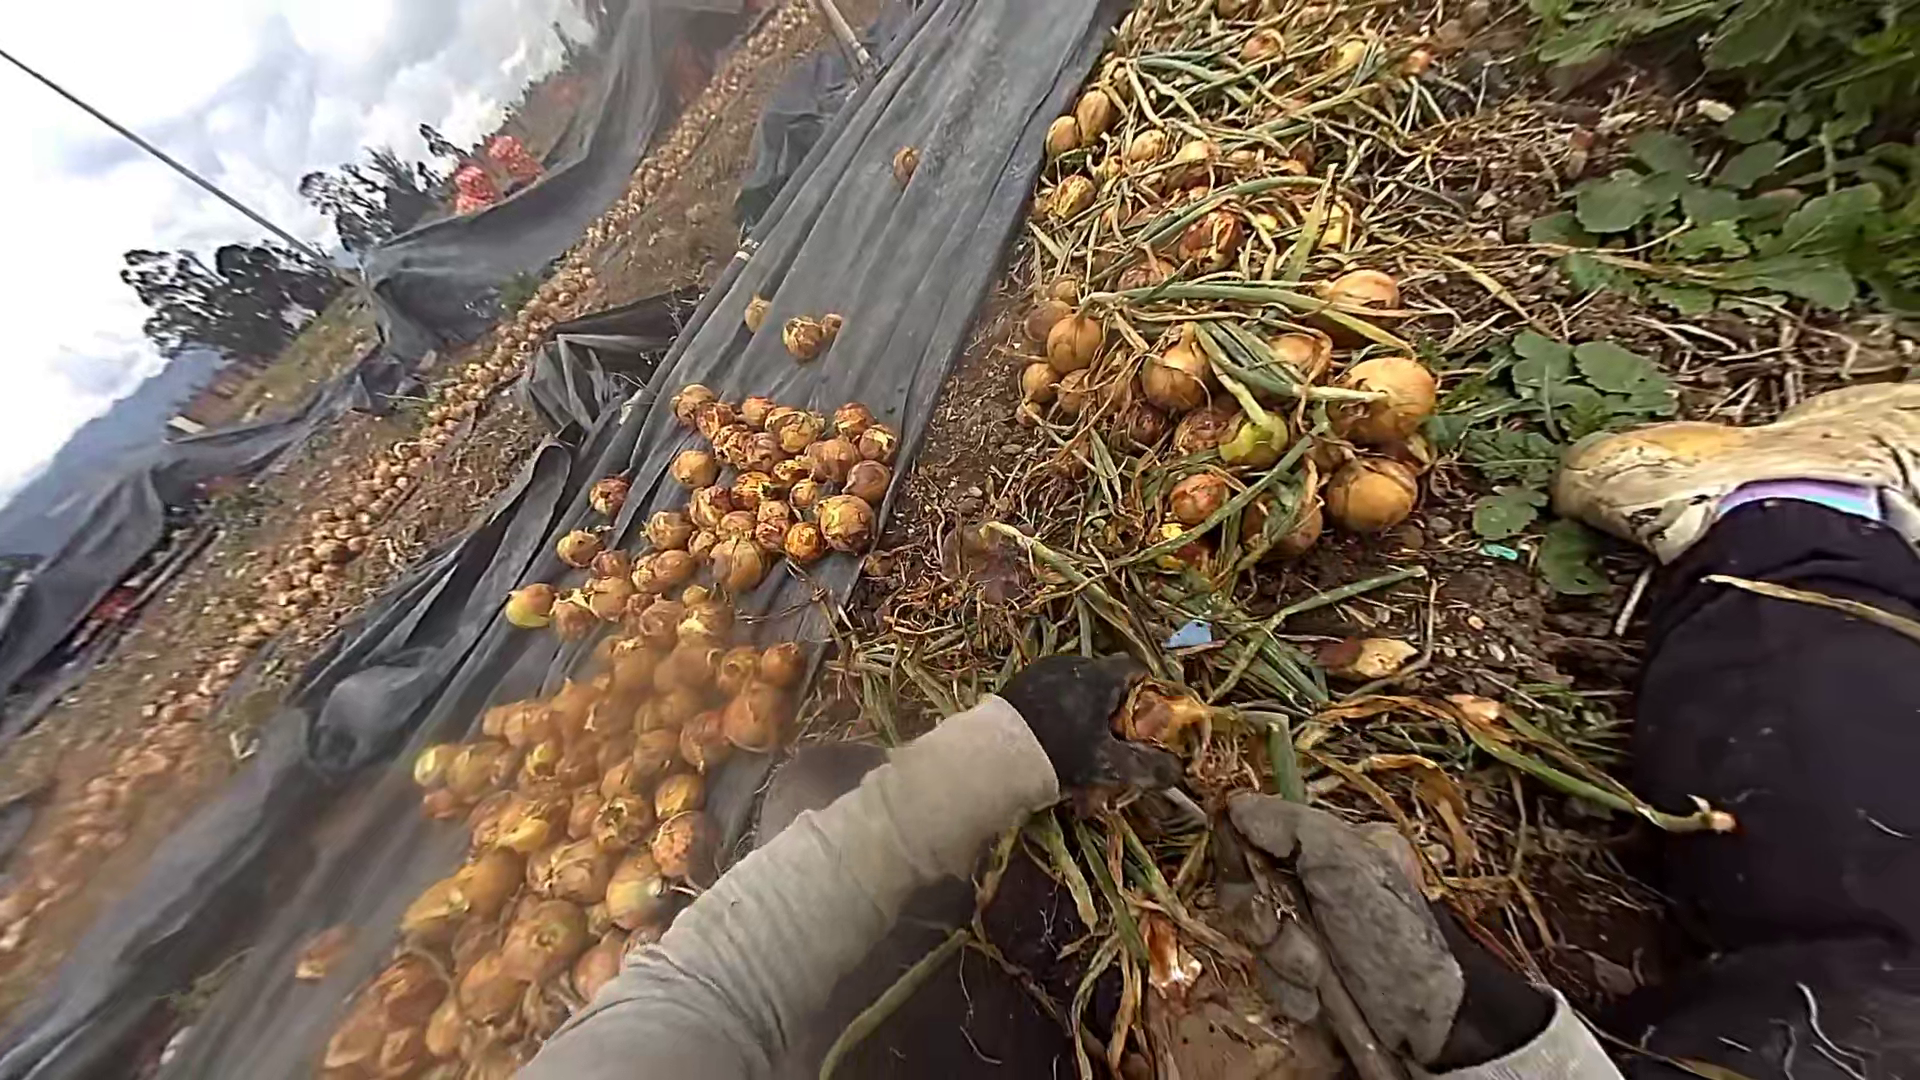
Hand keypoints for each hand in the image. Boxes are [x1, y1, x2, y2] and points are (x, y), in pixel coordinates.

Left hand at [998, 654, 1181, 790]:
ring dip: (1085, 710)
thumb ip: (1148, 766)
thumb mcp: (1109, 765)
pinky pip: (1052, 691)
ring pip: (1077, 686)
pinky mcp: (1021, 681)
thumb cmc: (1061, 754)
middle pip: (1105, 678)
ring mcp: (1043, 670)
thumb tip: (1177, 768)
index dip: (1145, 690)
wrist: (998, 754)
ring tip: (1081, 744)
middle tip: (1113, 739)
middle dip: (1113, 707)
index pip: (1133, 667)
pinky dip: (1061, 710)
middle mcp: (1071, 663)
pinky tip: (1054, 738)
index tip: (1145, 718)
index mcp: (1098, 676)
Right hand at [1227, 796, 1551, 1069]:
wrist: (1439, 1040)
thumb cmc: (1394, 937)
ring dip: (1278, 957)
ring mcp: (1301, 931)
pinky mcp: (1301, 979)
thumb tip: (1231, 804)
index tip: (1248, 869)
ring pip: (1250, 932)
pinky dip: (1288, 990)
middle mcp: (1305, 881)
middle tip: (1289, 930)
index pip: (1245, 830)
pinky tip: (1318, 1000)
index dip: (1237, 851)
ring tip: (1317, 973)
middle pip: (1239, 883)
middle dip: (1260, 914)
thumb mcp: (1344, 860)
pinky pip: (1266, 975)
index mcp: (1318, 842)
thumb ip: (1284, 823)